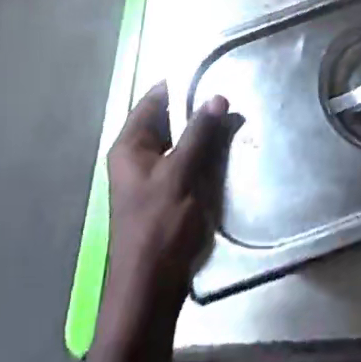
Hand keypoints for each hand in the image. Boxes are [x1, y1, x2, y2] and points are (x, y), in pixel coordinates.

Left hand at [101, 84, 228, 334]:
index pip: (151, 102)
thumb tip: (216, 98)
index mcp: (128, 145)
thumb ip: (198, 135)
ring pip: (177, 146)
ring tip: (232, 123)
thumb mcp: (180, 175)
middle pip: (166, 123)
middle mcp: (135, 157)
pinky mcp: (165, 198)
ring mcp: (150, 179)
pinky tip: (225, 156)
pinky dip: (201, 159)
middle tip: (228, 99)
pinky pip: (184, 167)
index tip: (207, 73)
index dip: (177, 86)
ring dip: (201, 137)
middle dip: (195, 113)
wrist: (149, 288)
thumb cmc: (159, 226)